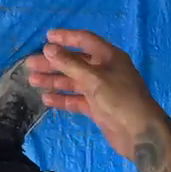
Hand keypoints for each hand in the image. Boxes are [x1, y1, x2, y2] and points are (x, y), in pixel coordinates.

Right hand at [26, 28, 168, 157]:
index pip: (84, 40)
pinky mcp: (97, 107)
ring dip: (54, 80)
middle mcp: (104, 70)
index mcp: (108, 56)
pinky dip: (62, 98)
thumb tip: (48, 48)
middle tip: (30, 64)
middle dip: (53, 63)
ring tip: (33, 80)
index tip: (46, 38)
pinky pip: (76, 99)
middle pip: (74, 62)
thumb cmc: (120, 98)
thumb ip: (69, 63)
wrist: (140, 133)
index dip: (66, 37)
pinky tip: (47, 99)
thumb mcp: (93, 78)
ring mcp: (101, 89)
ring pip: (73, 81)